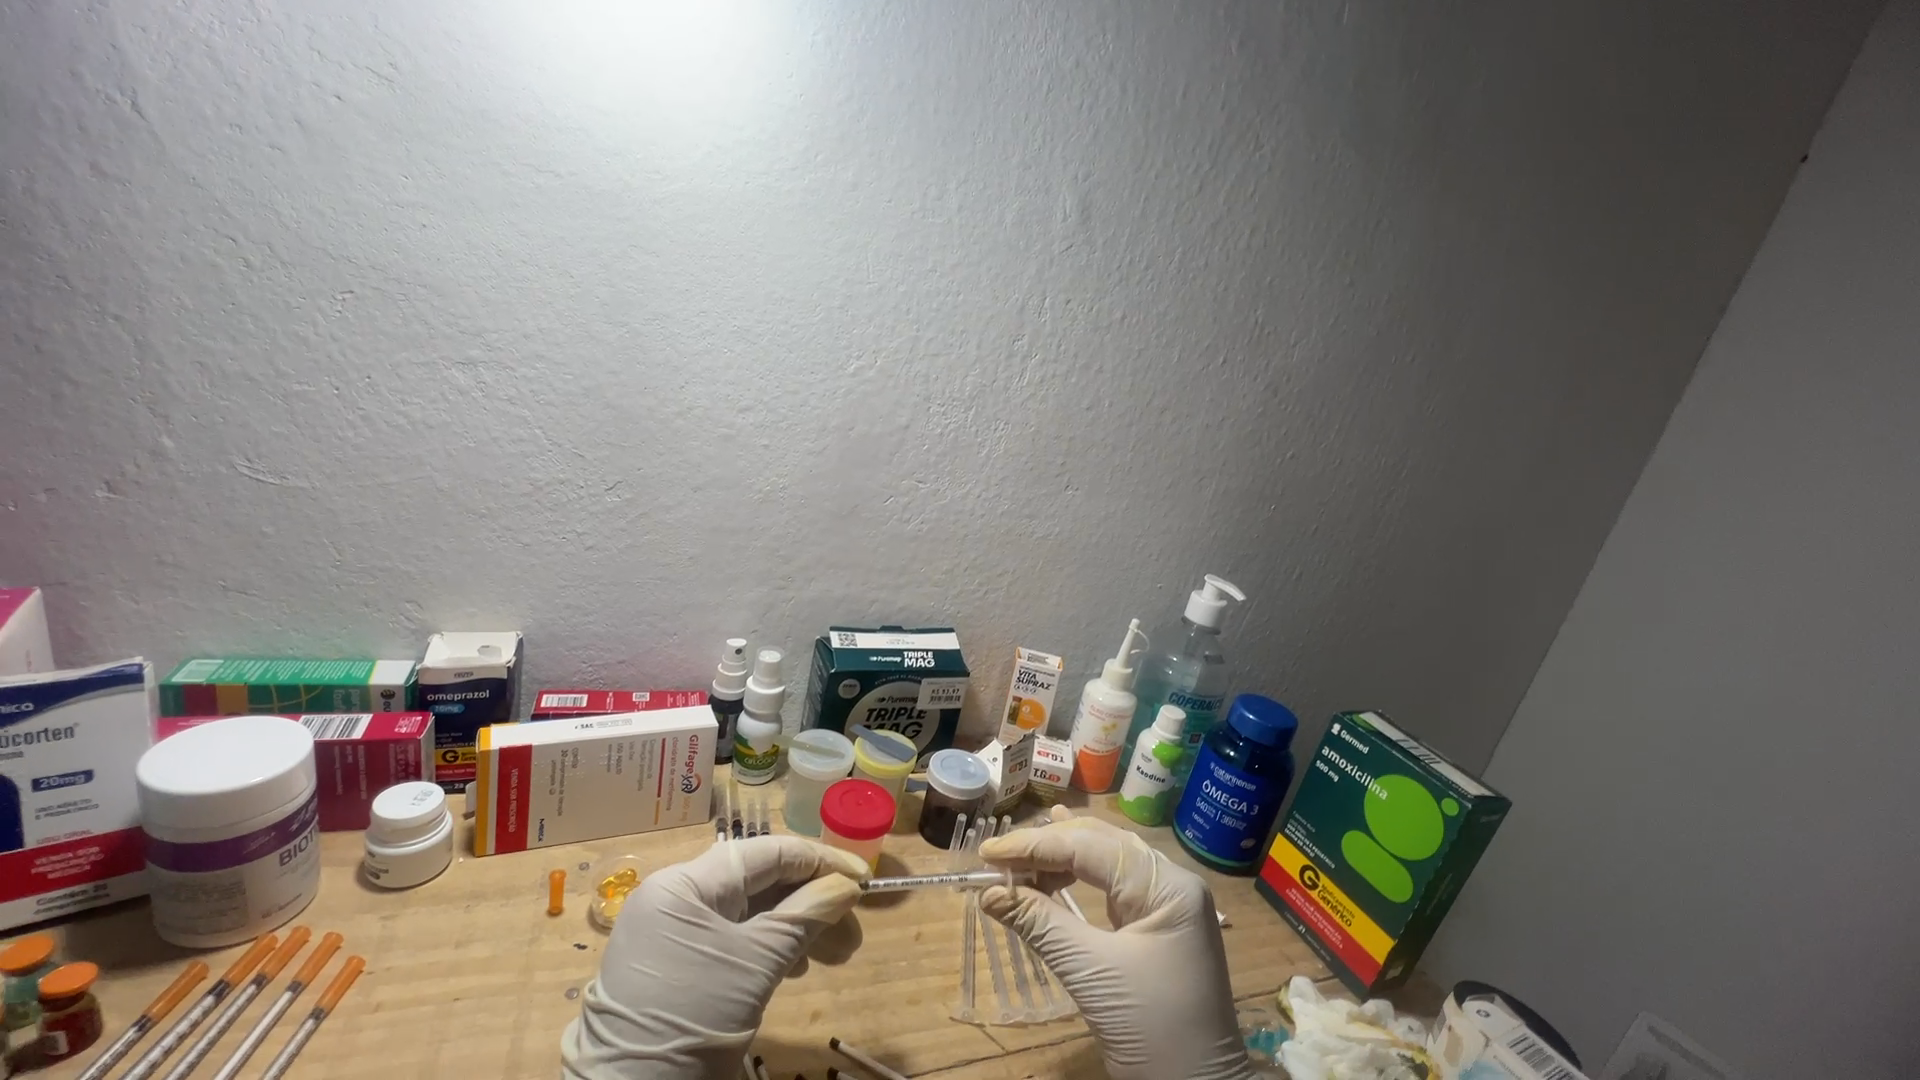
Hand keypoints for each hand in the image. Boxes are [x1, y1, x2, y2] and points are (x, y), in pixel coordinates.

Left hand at [561, 836, 870, 1079]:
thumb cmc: (694, 1019)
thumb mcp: (758, 964)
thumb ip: (806, 915)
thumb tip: (848, 886)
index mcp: (686, 882)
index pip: (767, 852)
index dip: (821, 862)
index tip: (864, 881)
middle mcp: (675, 895)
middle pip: (759, 881)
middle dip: (811, 903)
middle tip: (852, 934)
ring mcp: (670, 930)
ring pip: (748, 912)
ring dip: (795, 928)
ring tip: (835, 956)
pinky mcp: (672, 962)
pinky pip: (730, 937)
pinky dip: (767, 946)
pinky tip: (795, 966)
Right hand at [979, 809, 1253, 1079]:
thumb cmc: (1153, 1030)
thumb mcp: (1092, 975)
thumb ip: (1041, 924)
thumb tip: (988, 892)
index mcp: (1166, 884)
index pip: (1090, 845)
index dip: (1035, 845)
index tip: (987, 853)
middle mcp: (1170, 880)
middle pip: (1100, 843)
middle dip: (1046, 846)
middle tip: (996, 856)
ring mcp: (1166, 901)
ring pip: (1104, 859)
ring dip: (1058, 858)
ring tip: (1017, 861)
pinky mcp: (1156, 923)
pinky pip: (1110, 883)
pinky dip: (1075, 875)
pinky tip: (1055, 864)